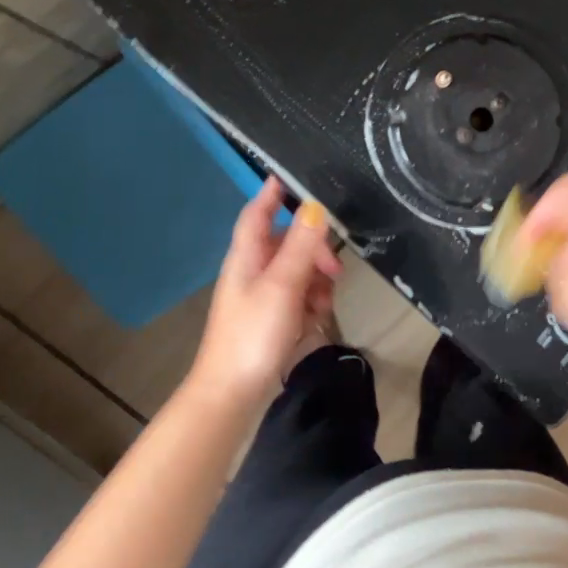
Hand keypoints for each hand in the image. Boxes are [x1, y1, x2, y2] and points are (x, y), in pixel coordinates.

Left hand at [188, 179, 342, 403]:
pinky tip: (316, 318)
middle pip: (287, 242)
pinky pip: (300, 296)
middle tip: (334, 266)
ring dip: (317, 279)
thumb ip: (301, 245)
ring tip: (324, 300)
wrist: (233, 394)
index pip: (258, 214)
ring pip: (299, 270)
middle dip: (314, 249)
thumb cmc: (253, 334)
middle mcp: (253, 272)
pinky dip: (312, 301)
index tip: (289, 173)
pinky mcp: (273, 319)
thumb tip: (315, 207)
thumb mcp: (283, 285)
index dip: (272, 193)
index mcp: (246, 258)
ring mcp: (263, 297)